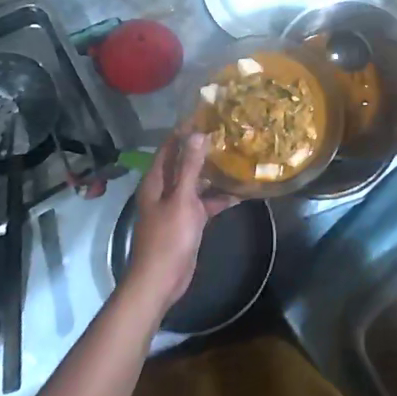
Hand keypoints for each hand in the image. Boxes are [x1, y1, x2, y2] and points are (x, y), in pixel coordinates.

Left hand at [127, 133, 237, 310]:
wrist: (161, 280)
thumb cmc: (169, 237)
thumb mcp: (182, 199)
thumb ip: (189, 167)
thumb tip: (198, 134)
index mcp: (156, 181)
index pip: (169, 147)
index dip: (185, 131)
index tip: (206, 115)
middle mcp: (164, 190)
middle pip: (183, 163)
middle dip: (203, 150)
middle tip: (228, 134)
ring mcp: (176, 206)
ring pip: (196, 183)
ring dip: (213, 173)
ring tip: (238, 157)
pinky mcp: (188, 222)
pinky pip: (204, 203)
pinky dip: (218, 198)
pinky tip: (240, 192)